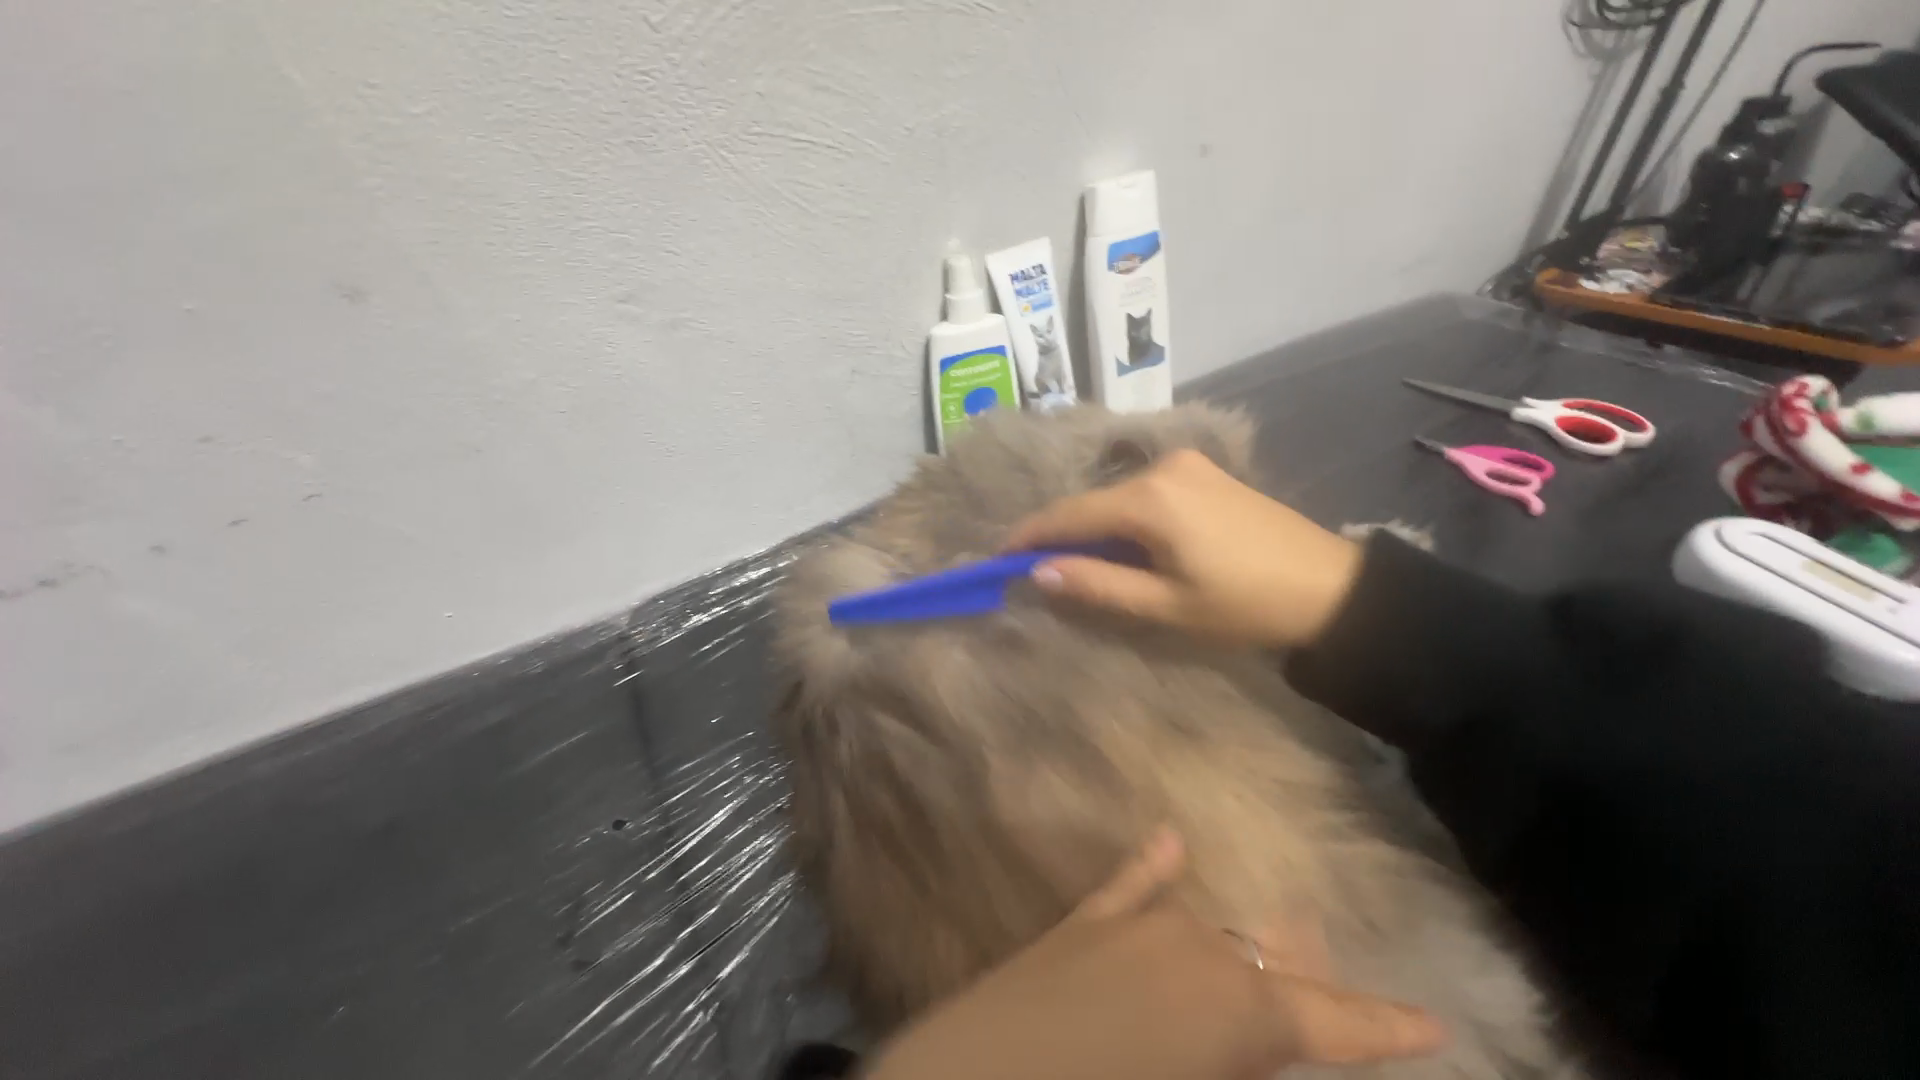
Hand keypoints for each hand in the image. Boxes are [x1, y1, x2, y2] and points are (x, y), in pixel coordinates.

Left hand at [860, 829, 1445, 1079]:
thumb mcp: (1203, 1072)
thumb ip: (1249, 1053)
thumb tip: (1273, 1033)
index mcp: (1238, 1004)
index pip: (1334, 1019)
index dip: (1386, 1027)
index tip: (1434, 1024)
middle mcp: (1196, 947)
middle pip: (1274, 964)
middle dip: (1311, 985)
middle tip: (1340, 1003)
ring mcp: (1132, 926)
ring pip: (1211, 927)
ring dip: (1246, 944)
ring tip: (1282, 943)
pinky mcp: (1078, 925)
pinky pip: (1128, 886)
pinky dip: (1154, 869)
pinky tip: (1170, 838)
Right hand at [1003, 449, 1362, 647]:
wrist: (1332, 586)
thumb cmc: (1246, 604)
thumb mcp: (1166, 606)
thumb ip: (1098, 585)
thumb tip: (1038, 573)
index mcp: (1150, 498)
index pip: (1069, 514)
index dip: (1029, 536)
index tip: (997, 559)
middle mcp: (1163, 466)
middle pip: (1092, 502)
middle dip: (1060, 534)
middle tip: (1033, 569)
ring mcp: (1187, 464)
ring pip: (1117, 496)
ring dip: (1094, 527)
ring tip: (1078, 564)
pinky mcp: (1205, 472)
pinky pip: (1145, 492)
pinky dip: (1124, 518)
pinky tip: (1125, 545)